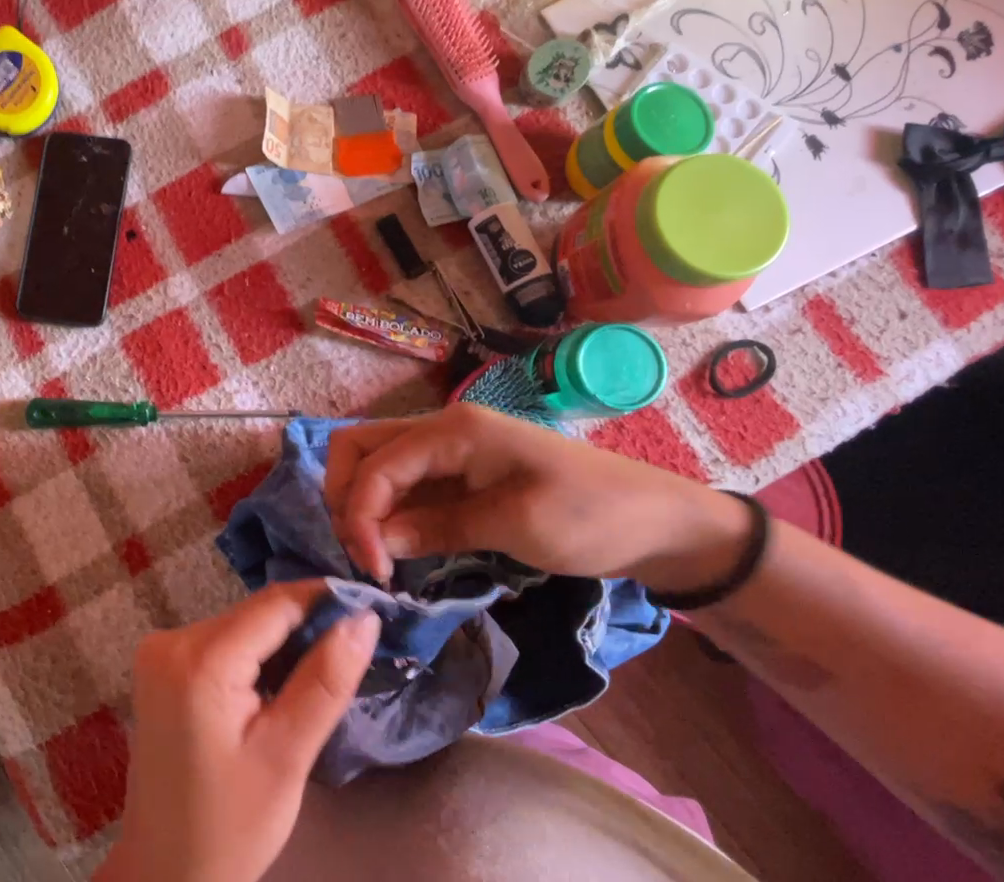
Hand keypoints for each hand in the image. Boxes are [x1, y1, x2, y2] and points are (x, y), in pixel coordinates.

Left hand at [101, 581, 379, 881]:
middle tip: (357, 647)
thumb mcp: (287, 755)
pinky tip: (278, 687)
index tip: (375, 607)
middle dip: (306, 625)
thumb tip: (363, 618)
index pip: (274, 604)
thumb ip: (325, 680)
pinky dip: (253, 658)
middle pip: (254, 614)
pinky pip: (219, 644)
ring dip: (281, 644)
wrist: (166, 869)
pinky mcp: (159, 668)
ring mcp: (159, 652)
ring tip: (324, 671)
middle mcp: (170, 640)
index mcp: (198, 659)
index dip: (327, 599)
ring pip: (240, 627)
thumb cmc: (230, 824)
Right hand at [322, 404, 750, 590]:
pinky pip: (400, 487)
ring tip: (376, 557)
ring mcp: (447, 452)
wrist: (658, 522)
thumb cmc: (594, 517)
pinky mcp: (456, 476)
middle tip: (362, 553)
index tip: (374, 571)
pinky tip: (395, 550)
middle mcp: (441, 431)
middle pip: (358, 448)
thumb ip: (439, 528)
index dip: (359, 515)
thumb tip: (374, 543)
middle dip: (344, 498)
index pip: (376, 465)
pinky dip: (385, 515)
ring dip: (360, 507)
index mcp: (455, 431)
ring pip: (373, 465)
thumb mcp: (517, 526)